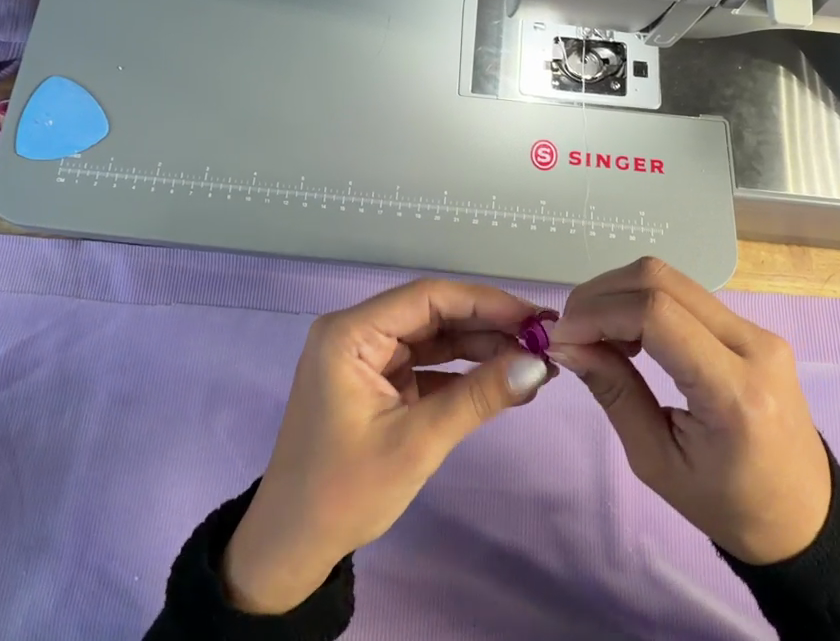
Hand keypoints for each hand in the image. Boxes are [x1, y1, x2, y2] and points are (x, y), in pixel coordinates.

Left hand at [223, 278, 553, 612]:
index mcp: (351, 333)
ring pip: (434, 339)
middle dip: (489, 327)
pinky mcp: (377, 384)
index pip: (428, 297)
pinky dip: (463, 374)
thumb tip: (537, 365)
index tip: (537, 319)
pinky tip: (505, 382)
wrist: (293, 543)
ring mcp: (366, 359)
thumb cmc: (345, 491)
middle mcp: (356, 333)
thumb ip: (477, 397)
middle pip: (433, 314)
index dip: (486, 303)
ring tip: (536, 364)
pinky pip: (427, 366)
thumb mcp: (417, 442)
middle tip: (546, 343)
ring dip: (481, 350)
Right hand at [546, 258, 830, 564]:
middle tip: (569, 330)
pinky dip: (642, 302)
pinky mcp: (753, 328)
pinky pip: (686, 295)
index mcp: (735, 393)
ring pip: (671, 279)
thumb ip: (614, 392)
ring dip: (619, 295)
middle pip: (661, 280)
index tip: (559, 337)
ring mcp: (758, 331)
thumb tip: (565, 343)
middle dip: (601, 295)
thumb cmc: (726, 504)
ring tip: (595, 336)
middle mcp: (754, 346)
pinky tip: (627, 336)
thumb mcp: (656, 460)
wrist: (803, 517)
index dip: (598, 314)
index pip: (656, 315)